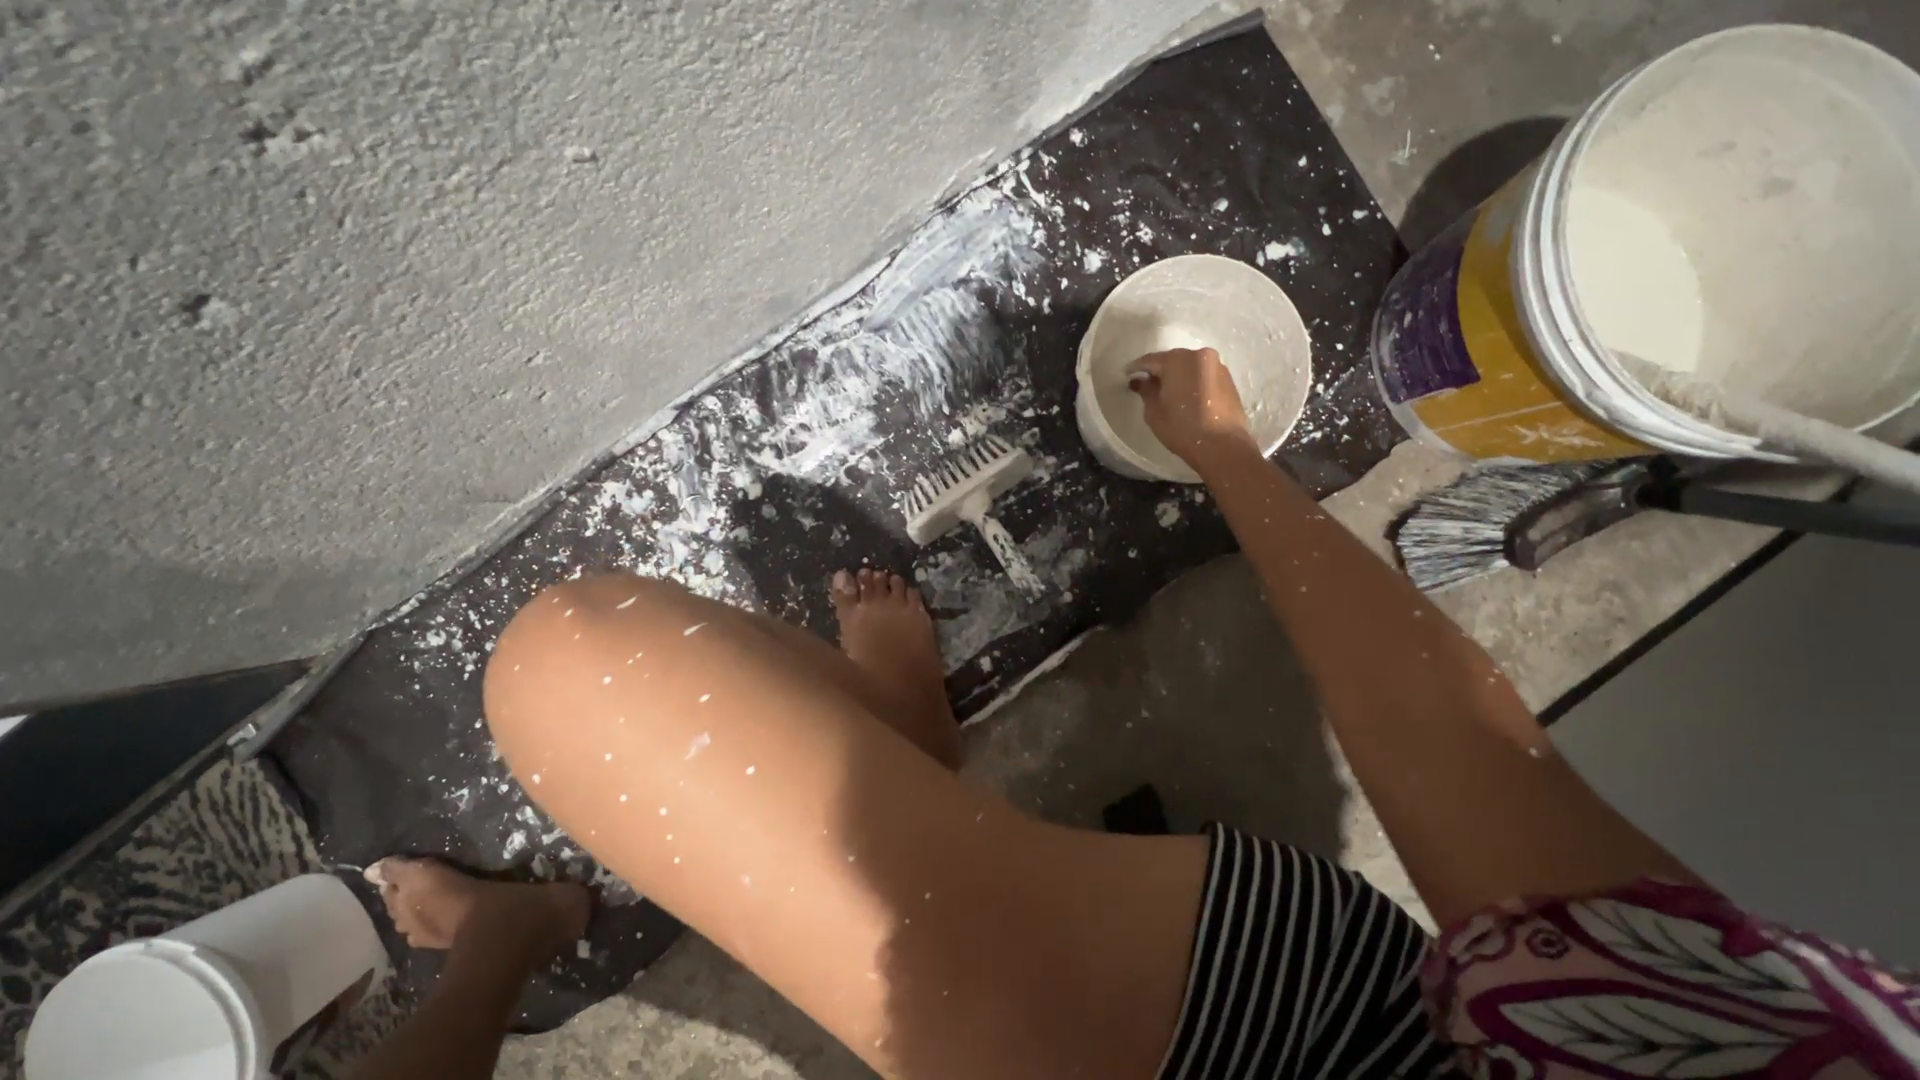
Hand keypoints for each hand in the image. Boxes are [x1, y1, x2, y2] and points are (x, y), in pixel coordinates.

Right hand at [1127, 347, 1257, 467]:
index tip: (1127, 374)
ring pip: (1190, 367)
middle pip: (1173, 360)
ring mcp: (1217, 366)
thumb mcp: (1154, 411)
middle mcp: (1199, 356)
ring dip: (1178, 376)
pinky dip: (1193, 382)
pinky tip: (1187, 396)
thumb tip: (1142, 381)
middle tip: (1147, 383)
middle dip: (1160, 370)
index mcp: (1178, 360)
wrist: (1223, 446)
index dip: (1137, 368)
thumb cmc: (1182, 428)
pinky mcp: (1229, 379)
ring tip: (1168, 390)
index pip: (1151, 360)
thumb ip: (1146, 390)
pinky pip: (1204, 375)